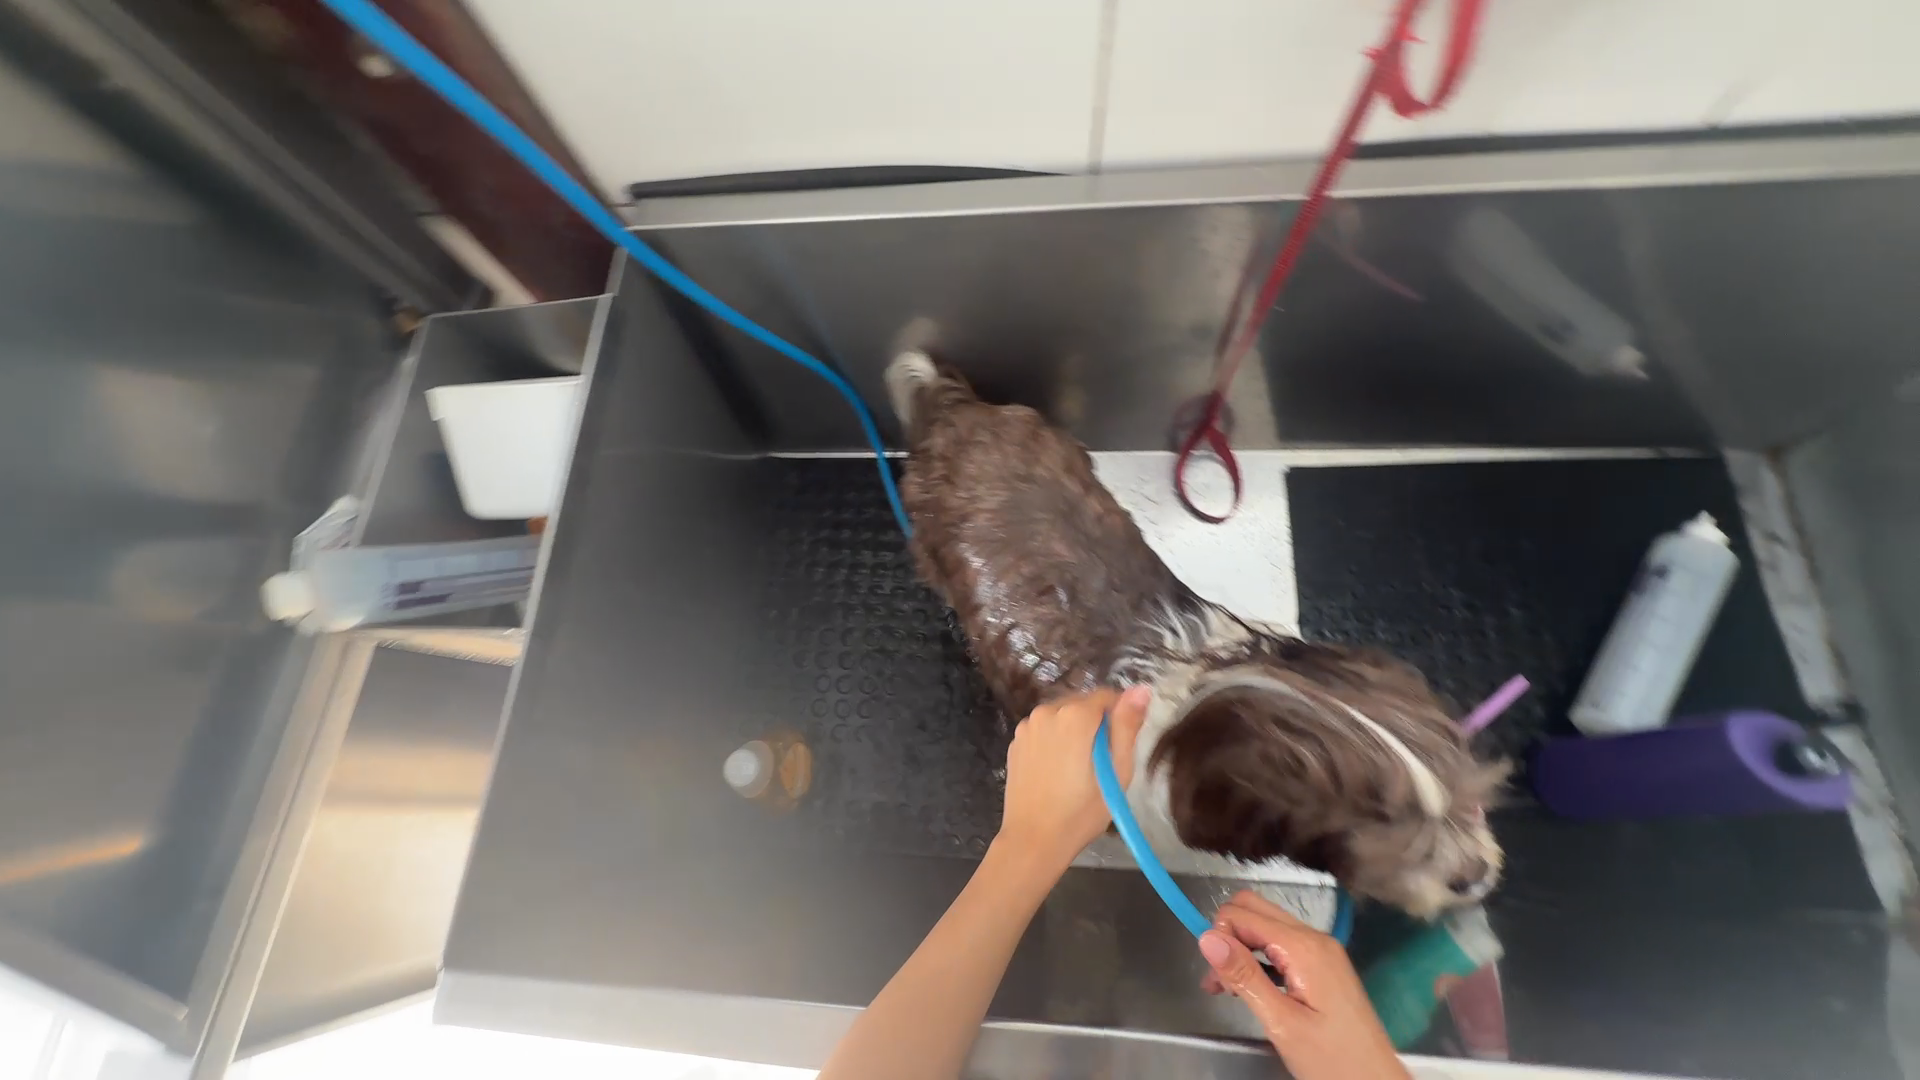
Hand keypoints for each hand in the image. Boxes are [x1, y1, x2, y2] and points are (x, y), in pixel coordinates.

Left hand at [996, 686, 1149, 867]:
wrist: (1033, 839)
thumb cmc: (1082, 811)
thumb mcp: (1117, 771)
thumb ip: (1127, 726)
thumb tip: (1141, 689)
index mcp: (1075, 714)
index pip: (1107, 696)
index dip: (1119, 718)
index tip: (1119, 746)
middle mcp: (1047, 710)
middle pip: (1082, 704)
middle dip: (1095, 724)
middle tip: (1100, 762)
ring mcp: (1027, 725)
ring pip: (1062, 716)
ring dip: (1073, 731)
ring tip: (1078, 768)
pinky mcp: (1016, 741)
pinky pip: (1043, 729)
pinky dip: (1053, 740)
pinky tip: (1056, 770)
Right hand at [1199, 891, 1407, 1079]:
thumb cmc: (1332, 1063)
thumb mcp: (1282, 1023)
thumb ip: (1244, 975)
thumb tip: (1206, 937)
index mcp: (1303, 946)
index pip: (1242, 913)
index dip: (1220, 937)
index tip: (1216, 977)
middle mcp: (1313, 937)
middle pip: (1254, 909)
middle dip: (1227, 936)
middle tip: (1219, 979)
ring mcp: (1322, 950)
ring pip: (1265, 926)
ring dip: (1241, 948)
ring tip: (1228, 990)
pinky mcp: (1324, 966)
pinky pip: (1281, 945)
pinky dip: (1260, 958)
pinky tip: (1253, 989)